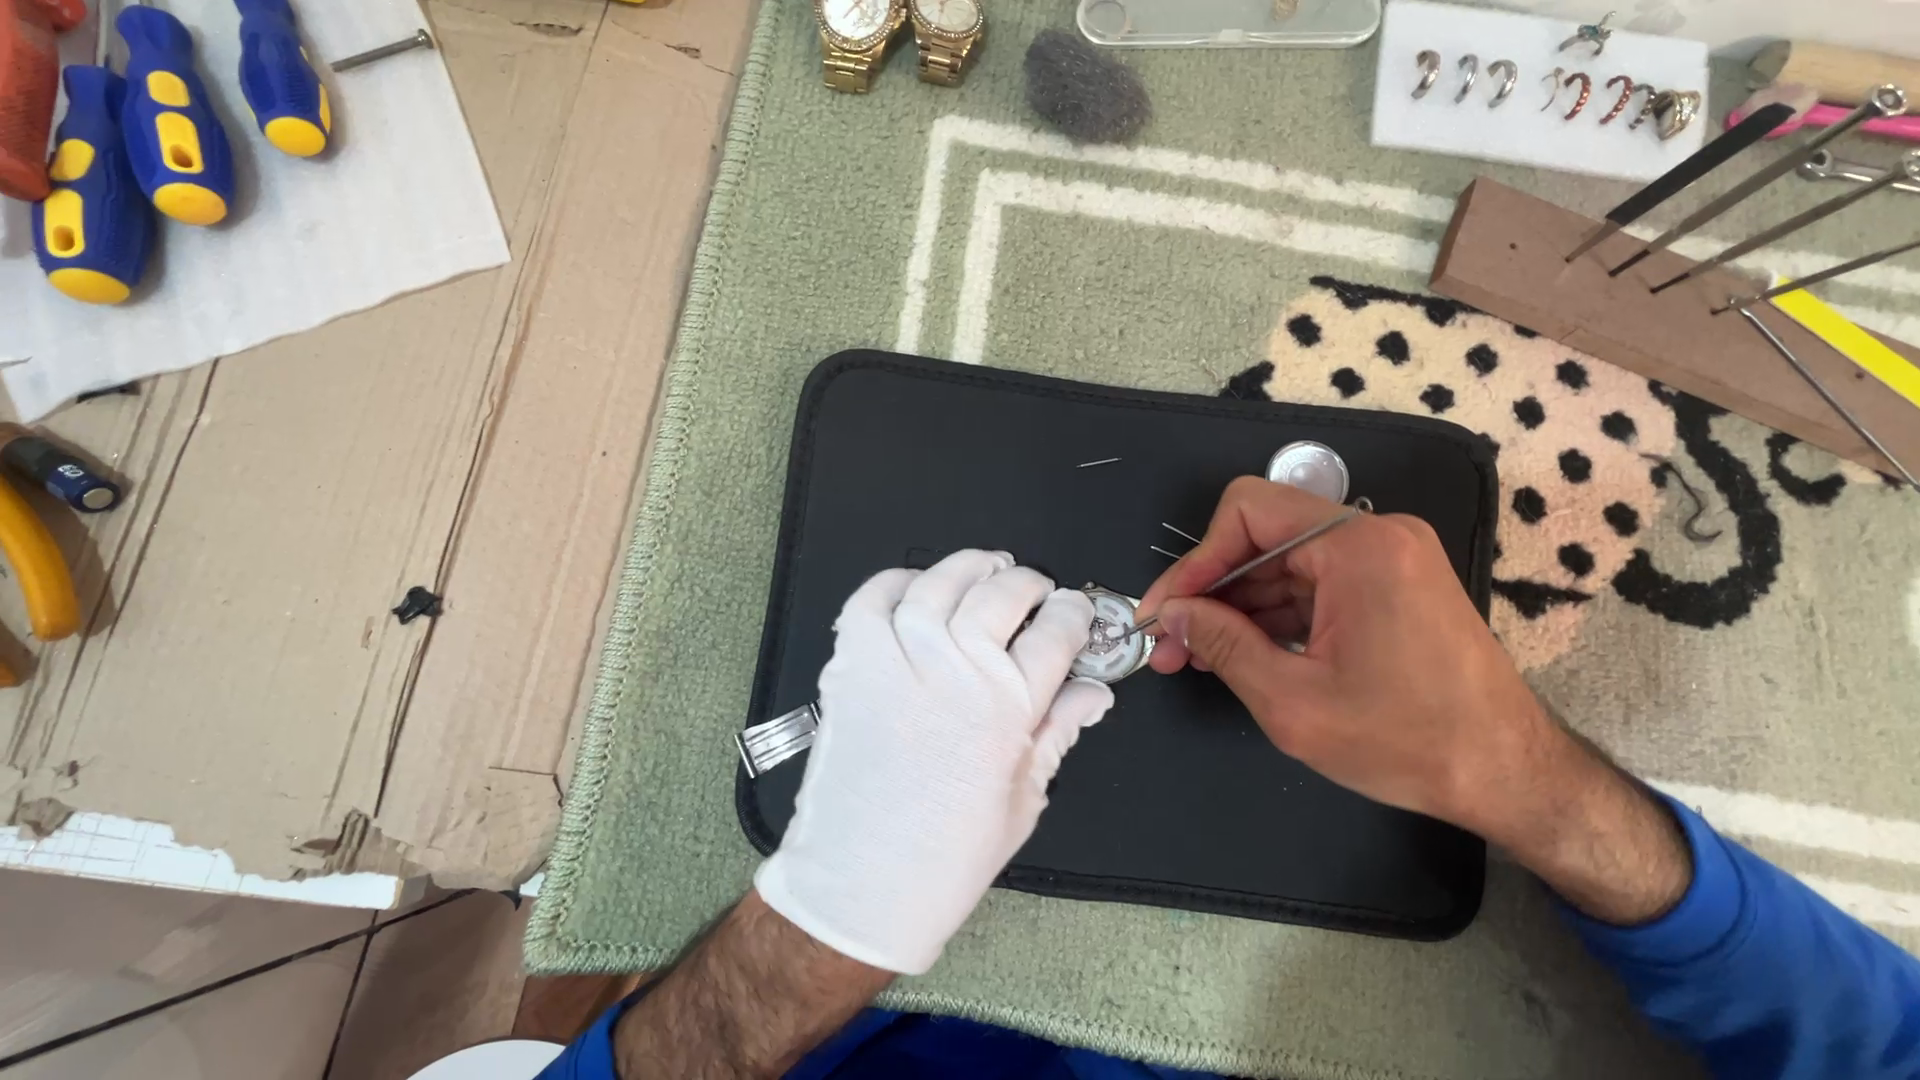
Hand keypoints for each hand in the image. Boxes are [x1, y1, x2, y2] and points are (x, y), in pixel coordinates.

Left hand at [755, 551, 1113, 973]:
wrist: (859, 885)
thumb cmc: (943, 857)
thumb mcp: (1022, 801)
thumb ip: (1058, 733)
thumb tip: (1093, 696)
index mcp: (1008, 710)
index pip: (1056, 633)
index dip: (1072, 613)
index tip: (1073, 610)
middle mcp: (956, 674)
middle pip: (1002, 594)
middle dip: (1028, 582)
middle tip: (1034, 587)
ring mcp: (899, 663)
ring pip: (940, 584)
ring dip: (970, 566)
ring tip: (986, 567)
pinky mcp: (852, 666)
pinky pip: (872, 599)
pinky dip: (897, 581)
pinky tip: (917, 587)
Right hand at [1139, 478, 1552, 830]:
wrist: (1510, 777)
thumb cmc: (1404, 742)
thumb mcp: (1292, 701)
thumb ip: (1221, 644)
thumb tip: (1173, 614)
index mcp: (1358, 547)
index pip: (1248, 512)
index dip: (1195, 560)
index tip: (1165, 613)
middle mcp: (1376, 536)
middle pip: (1262, 538)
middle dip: (1209, 592)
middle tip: (1170, 645)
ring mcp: (1388, 560)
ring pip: (1283, 565)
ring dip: (1235, 608)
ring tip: (1195, 658)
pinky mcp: (1392, 587)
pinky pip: (1313, 585)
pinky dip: (1272, 616)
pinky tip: (1240, 654)